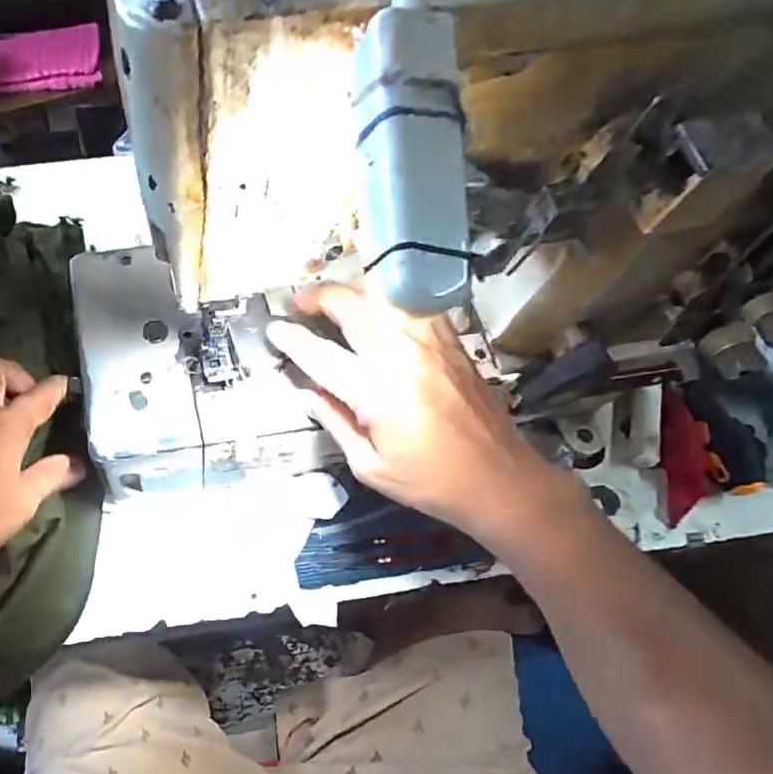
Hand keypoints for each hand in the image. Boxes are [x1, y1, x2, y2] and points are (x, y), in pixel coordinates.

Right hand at [266, 284, 584, 551]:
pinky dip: (388, 301)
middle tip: (298, 300)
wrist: (499, 479)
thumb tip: (309, 392)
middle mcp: (405, 356)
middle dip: (321, 297)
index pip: (322, 355)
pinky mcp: (454, 344)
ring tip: (334, 298)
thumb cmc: (428, 482)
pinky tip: (375, 311)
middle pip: (356, 308)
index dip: (293, 340)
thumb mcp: (367, 465)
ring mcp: (434, 344)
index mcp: (378, 392)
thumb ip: (335, 422)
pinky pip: (414, 307)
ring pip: (389, 296)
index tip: (273, 329)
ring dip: (355, 291)